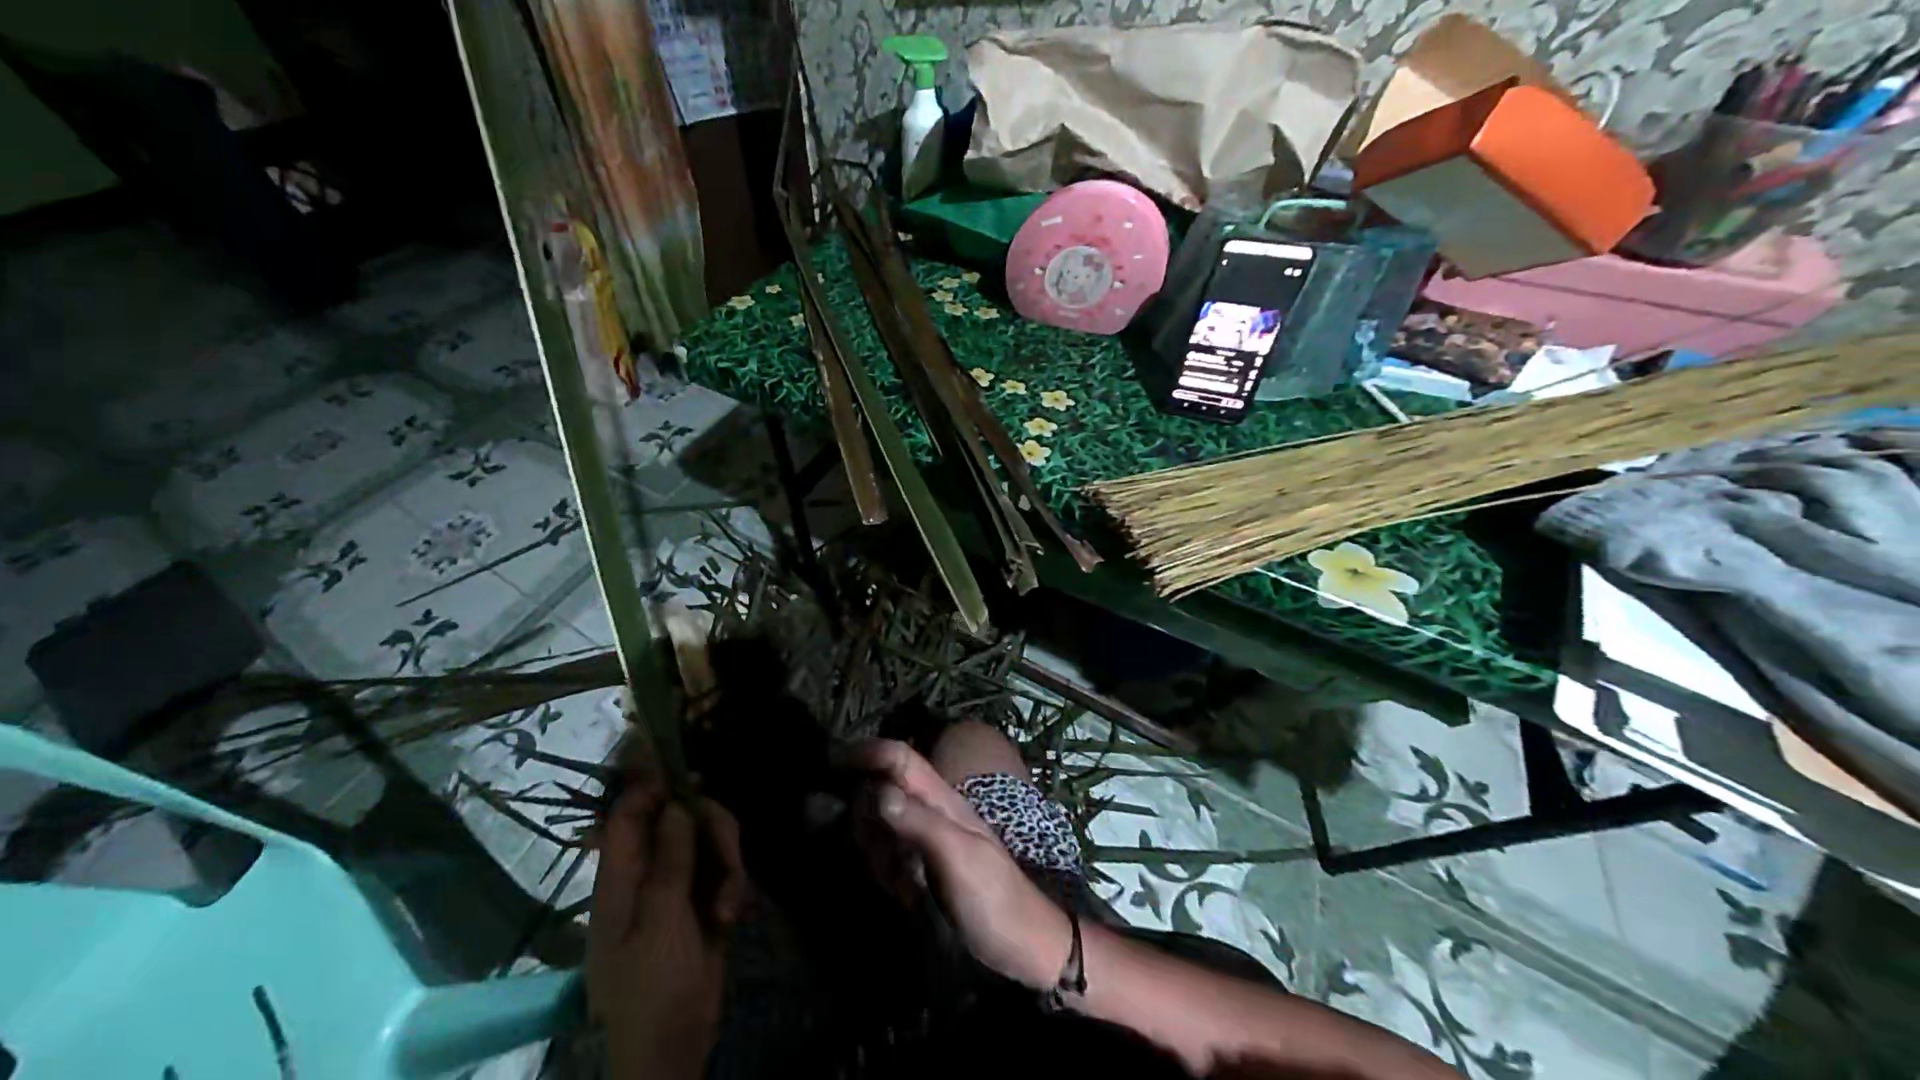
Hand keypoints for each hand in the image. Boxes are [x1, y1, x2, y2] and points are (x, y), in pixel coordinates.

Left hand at [587, 781, 748, 1079]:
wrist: (672, 1046)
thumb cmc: (652, 987)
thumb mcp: (659, 922)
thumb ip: (668, 860)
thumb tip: (676, 803)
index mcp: (621, 877)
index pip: (630, 813)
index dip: (651, 782)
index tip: (682, 759)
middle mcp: (650, 872)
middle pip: (681, 818)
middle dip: (710, 827)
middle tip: (729, 849)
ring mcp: (679, 886)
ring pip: (709, 841)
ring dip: (728, 862)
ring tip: (730, 903)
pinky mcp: (705, 900)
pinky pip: (725, 870)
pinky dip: (733, 887)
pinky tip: (733, 916)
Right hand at [851, 739, 1070, 989]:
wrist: (1022, 946)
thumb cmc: (994, 897)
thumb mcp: (958, 856)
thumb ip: (918, 821)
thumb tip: (876, 791)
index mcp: (941, 798)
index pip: (899, 758)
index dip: (867, 752)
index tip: (831, 761)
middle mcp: (930, 812)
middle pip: (878, 792)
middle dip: (869, 820)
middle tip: (889, 855)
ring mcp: (925, 841)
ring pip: (878, 828)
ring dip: (880, 855)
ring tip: (908, 884)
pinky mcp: (922, 869)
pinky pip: (887, 859)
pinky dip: (888, 875)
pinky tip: (909, 896)